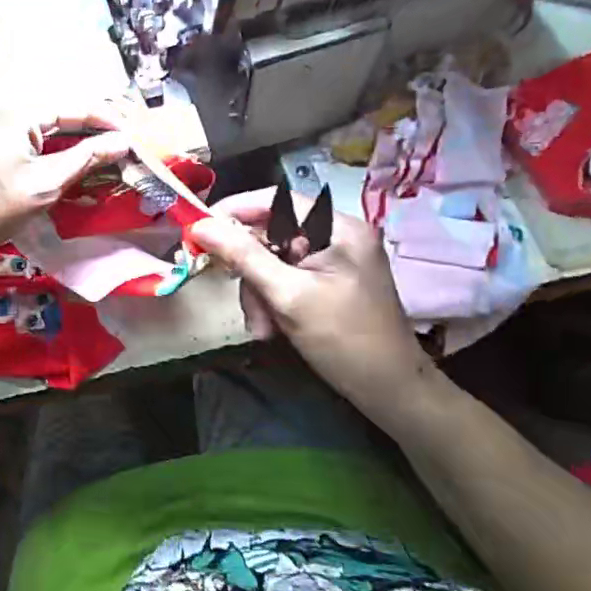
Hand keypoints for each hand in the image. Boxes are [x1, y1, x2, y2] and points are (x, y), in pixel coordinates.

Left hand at [0, 77, 129, 296]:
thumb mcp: (40, 189)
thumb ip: (83, 159)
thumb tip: (120, 142)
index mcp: (17, 105)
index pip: (76, 103)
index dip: (108, 119)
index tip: (131, 136)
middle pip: (54, 92)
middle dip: (86, 112)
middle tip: (111, 134)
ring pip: (30, 94)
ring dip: (59, 110)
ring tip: (81, 133)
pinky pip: (7, 102)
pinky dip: (32, 112)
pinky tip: (40, 130)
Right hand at [187, 189, 428, 404]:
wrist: (390, 390)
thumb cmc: (343, 340)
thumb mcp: (287, 296)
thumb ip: (243, 257)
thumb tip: (201, 226)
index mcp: (338, 228)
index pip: (276, 201)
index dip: (235, 211)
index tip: (200, 228)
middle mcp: (339, 235)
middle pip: (272, 236)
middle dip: (251, 272)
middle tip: (246, 306)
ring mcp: (336, 259)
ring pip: (274, 261)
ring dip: (260, 294)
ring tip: (264, 328)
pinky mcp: (332, 281)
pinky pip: (288, 278)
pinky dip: (274, 301)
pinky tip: (274, 328)